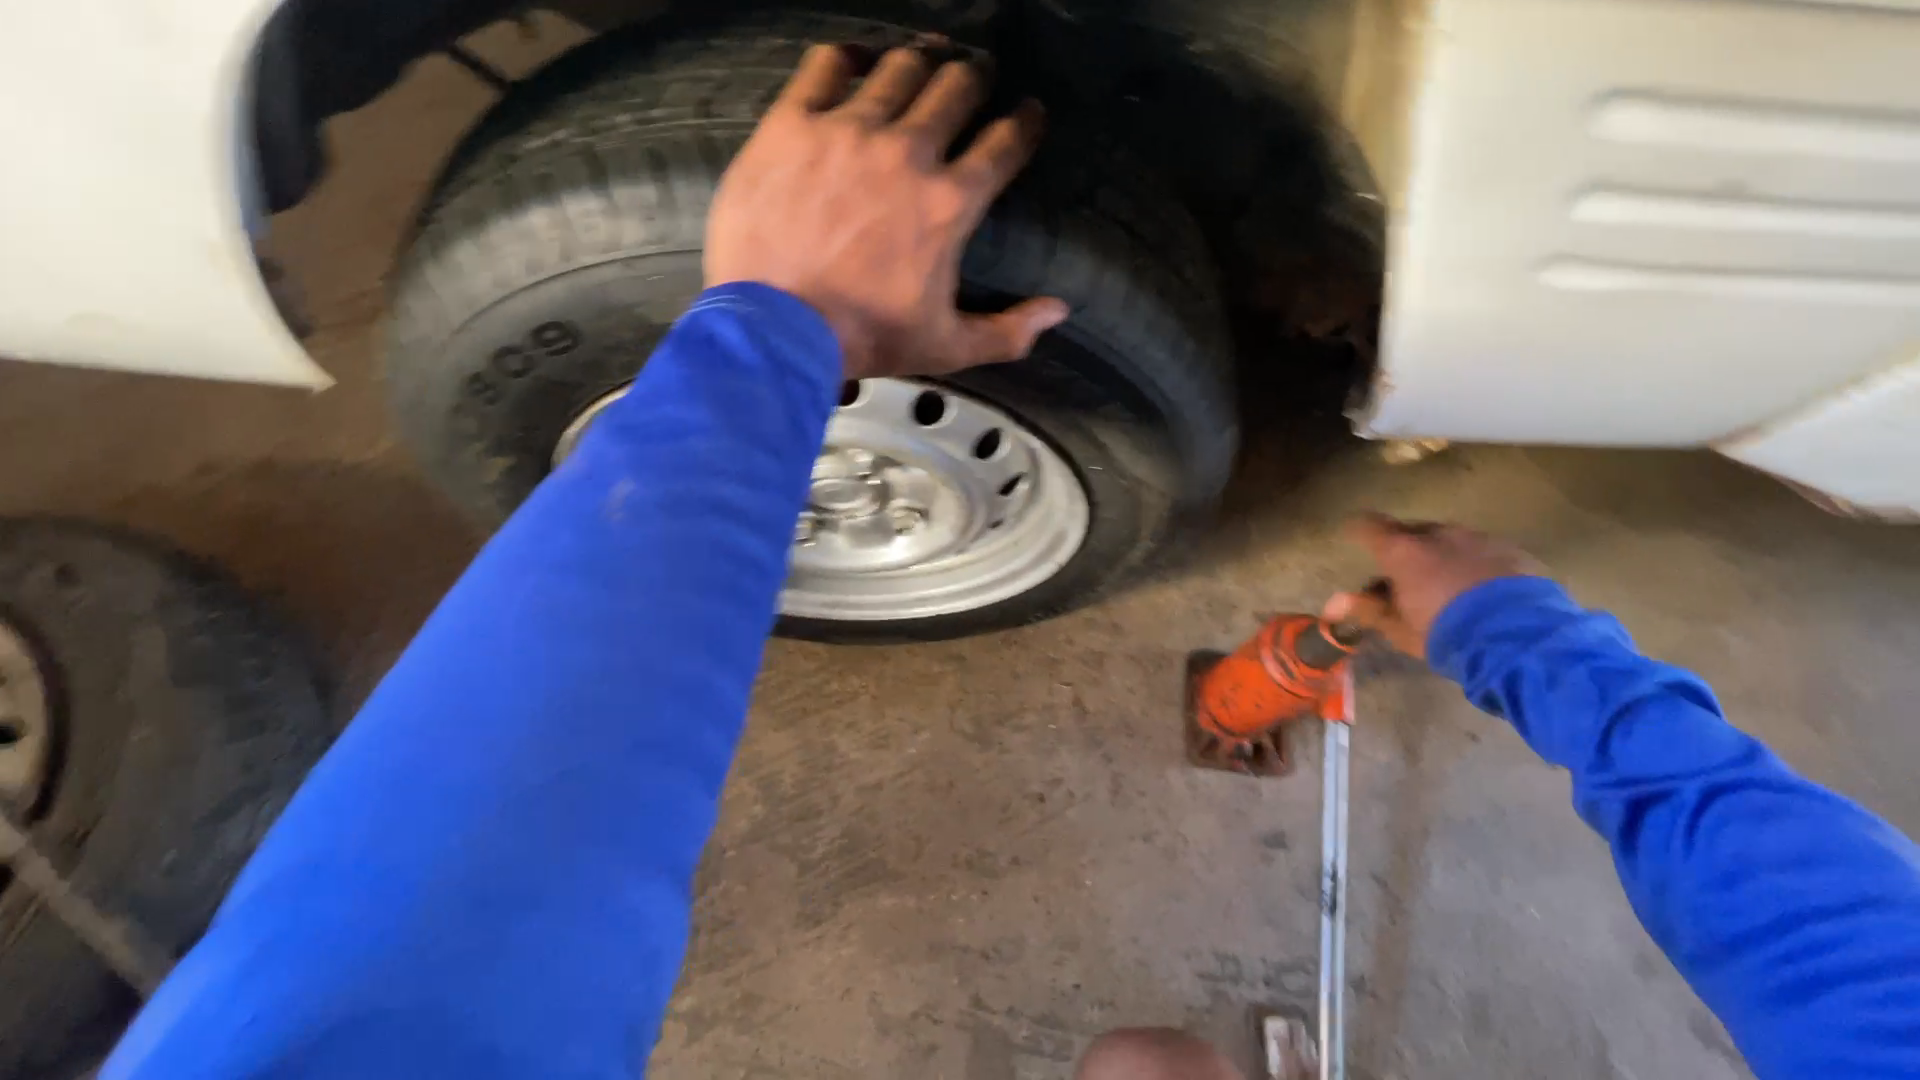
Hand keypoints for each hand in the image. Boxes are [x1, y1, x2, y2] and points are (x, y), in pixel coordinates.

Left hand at [705, 44, 1070, 381]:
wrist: (777, 330)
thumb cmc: (865, 338)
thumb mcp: (946, 347)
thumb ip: (1007, 331)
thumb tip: (1060, 310)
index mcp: (951, 202)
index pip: (1005, 143)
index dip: (1025, 122)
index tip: (1028, 112)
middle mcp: (909, 151)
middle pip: (956, 87)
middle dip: (973, 78)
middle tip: (972, 80)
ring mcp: (849, 130)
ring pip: (900, 67)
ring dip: (920, 62)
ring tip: (923, 62)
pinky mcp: (794, 123)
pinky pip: (828, 65)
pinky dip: (849, 56)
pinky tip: (857, 60)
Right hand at [1323, 513, 1545, 658]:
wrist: (1518, 635)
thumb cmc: (1444, 631)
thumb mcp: (1399, 627)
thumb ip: (1368, 609)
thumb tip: (1333, 604)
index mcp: (1403, 551)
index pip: (1369, 526)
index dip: (1359, 528)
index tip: (1354, 533)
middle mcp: (1438, 535)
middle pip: (1412, 531)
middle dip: (1405, 547)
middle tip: (1403, 572)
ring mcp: (1478, 539)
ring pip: (1450, 540)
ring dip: (1441, 554)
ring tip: (1445, 583)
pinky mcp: (1512, 551)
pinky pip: (1482, 552)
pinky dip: (1473, 564)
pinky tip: (1479, 589)